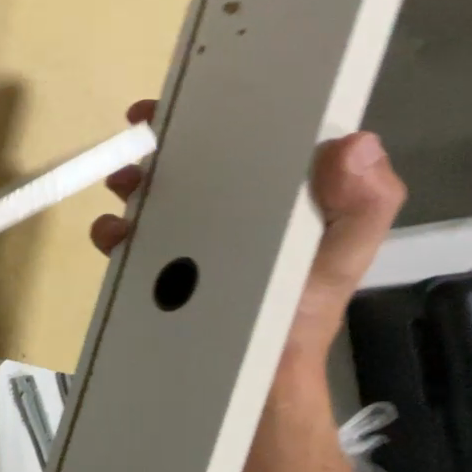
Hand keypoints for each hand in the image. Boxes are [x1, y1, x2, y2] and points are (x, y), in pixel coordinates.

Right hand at [91, 99, 405, 359]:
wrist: (246, 376)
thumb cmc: (297, 314)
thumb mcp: (341, 258)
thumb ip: (360, 207)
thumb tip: (353, 142)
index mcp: (278, 198)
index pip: (252, 142)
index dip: (226, 112)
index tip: (195, 94)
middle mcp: (229, 210)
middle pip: (194, 162)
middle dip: (164, 141)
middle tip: (141, 130)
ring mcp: (185, 238)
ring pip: (153, 194)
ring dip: (133, 180)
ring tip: (123, 180)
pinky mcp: (150, 266)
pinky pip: (124, 238)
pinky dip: (112, 229)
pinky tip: (114, 233)